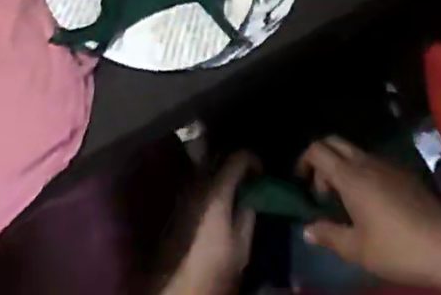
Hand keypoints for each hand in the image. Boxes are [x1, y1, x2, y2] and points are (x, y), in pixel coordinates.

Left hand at [161, 153, 258, 294]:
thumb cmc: (214, 266)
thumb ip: (248, 216)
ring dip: (223, 175)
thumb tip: (250, 200)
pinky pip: (199, 184)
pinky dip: (212, 186)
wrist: (181, 288)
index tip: (261, 172)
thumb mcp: (241, 247)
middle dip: (237, 165)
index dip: (252, 159)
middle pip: (220, 160)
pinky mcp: (180, 206)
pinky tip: (219, 204)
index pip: (237, 158)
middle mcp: (199, 185)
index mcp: (218, 191)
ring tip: (236, 190)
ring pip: (208, 171)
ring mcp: (186, 194)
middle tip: (250, 178)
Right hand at [298, 137, 440, 291]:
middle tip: (320, 190)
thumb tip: (307, 228)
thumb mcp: (357, 250)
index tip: (301, 185)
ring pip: (354, 151)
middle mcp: (366, 160)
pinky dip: (360, 171)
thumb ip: (329, 235)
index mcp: (350, 175)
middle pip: (335, 142)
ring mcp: (387, 163)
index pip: (318, 150)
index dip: (304, 161)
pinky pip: (372, 160)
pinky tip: (368, 202)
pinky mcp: (403, 171)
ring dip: (341, 166)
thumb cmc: (397, 248)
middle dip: (320, 159)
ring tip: (343, 200)